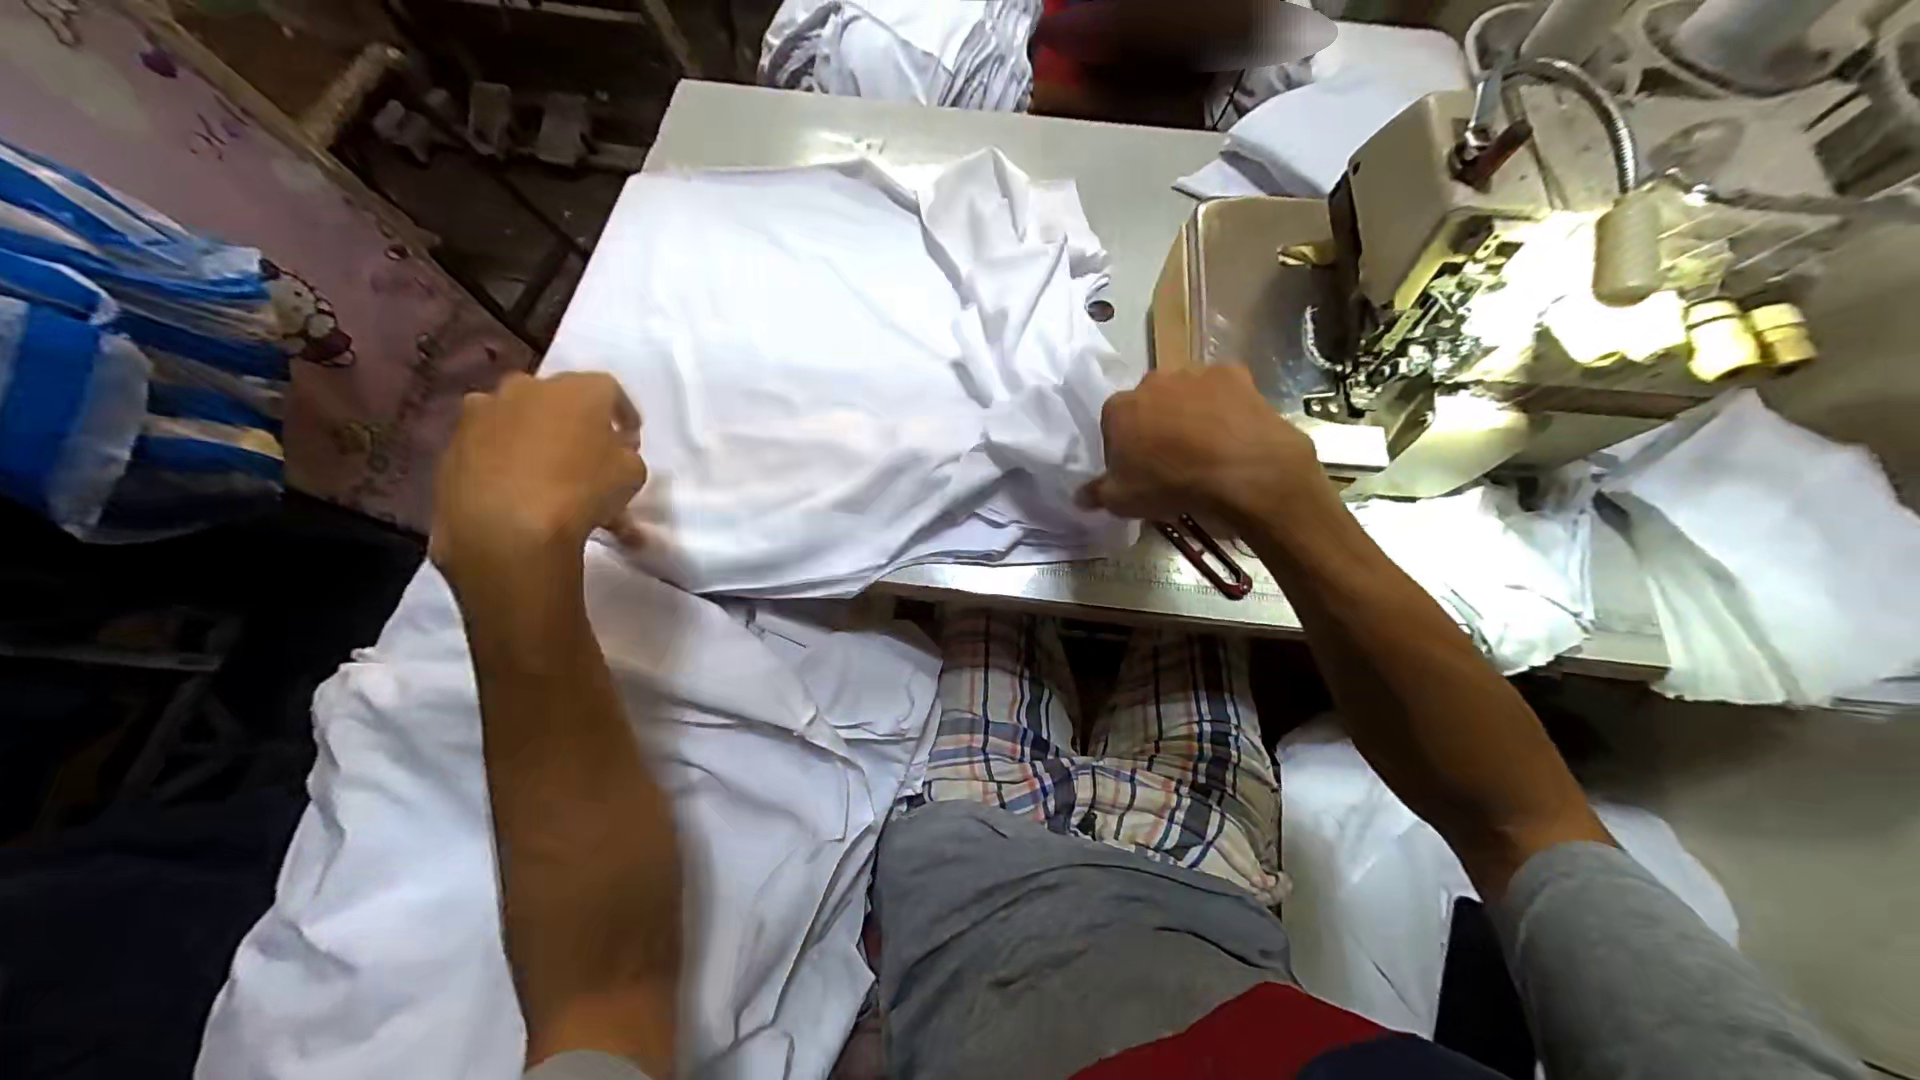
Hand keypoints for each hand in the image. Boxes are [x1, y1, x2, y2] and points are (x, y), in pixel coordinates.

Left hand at [429, 372, 647, 591]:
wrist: (506, 526)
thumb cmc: (583, 491)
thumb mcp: (632, 474)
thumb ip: (625, 453)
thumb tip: (613, 450)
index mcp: (579, 389)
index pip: (610, 390)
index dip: (623, 414)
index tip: (630, 438)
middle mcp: (529, 387)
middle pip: (560, 398)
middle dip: (577, 421)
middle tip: (588, 451)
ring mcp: (484, 410)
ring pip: (521, 417)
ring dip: (537, 435)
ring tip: (548, 471)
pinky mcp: (454, 441)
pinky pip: (492, 443)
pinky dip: (506, 458)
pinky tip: (517, 487)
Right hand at [1080, 365, 1330, 524]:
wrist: (1239, 468)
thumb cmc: (1169, 483)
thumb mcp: (1122, 501)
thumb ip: (1097, 494)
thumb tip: (1079, 497)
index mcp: (1118, 408)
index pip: (1112, 427)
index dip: (1123, 450)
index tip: (1137, 471)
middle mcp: (1151, 381)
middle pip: (1147, 405)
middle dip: (1154, 426)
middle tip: (1170, 460)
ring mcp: (1193, 373)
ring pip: (1184, 394)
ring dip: (1188, 413)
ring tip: (1204, 448)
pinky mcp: (1233, 373)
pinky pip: (1221, 390)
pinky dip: (1223, 406)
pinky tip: (1231, 432)